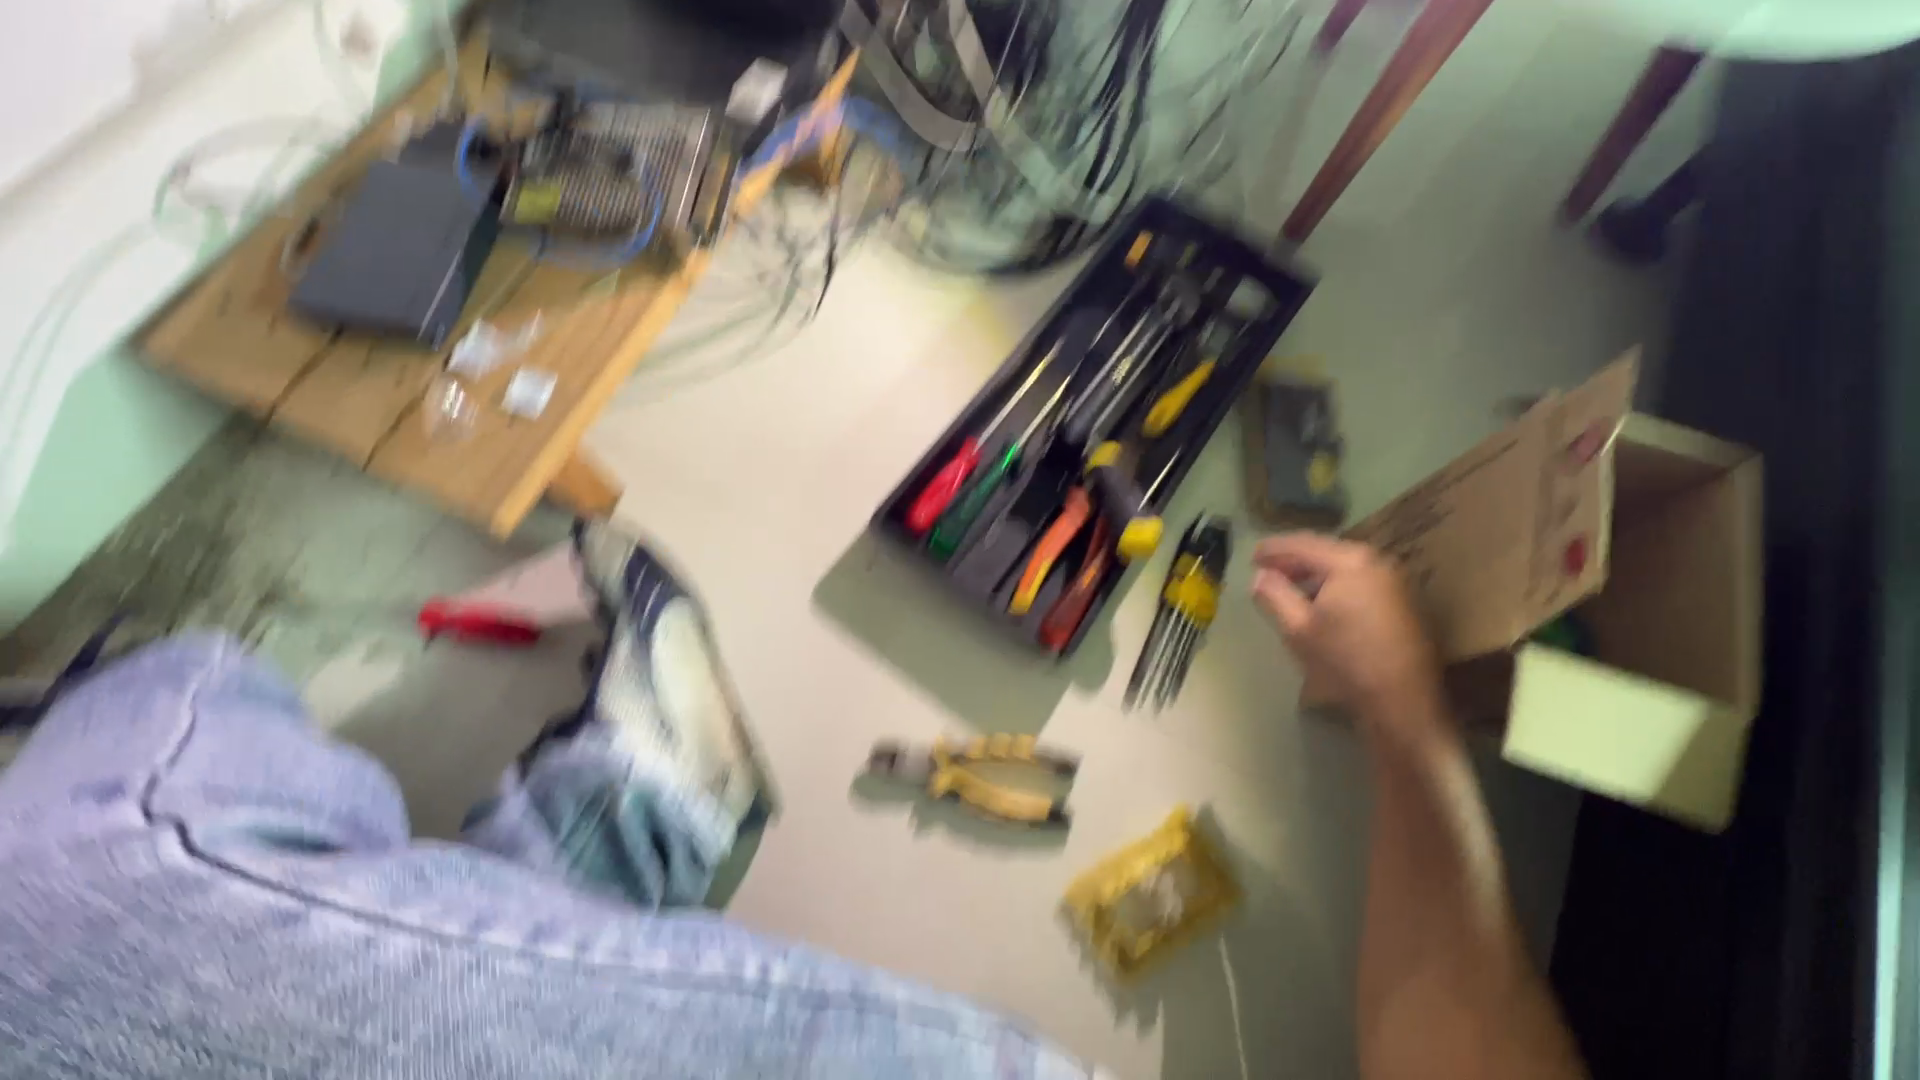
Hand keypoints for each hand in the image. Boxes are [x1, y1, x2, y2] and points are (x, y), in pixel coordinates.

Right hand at [1250, 533, 1443, 722]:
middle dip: (1294, 561)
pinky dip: (1335, 585)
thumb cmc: (1344, 660)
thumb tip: (1260, 576)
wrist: (1402, 701)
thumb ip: (1273, 595)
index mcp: (1350, 561)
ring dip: (1314, 575)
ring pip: (1344, 567)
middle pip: (1326, 552)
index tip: (1251, 557)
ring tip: (1290, 588)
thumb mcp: (1297, 628)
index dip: (1273, 549)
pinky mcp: (1403, 602)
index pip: (1302, 544)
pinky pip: (1360, 581)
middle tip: (1267, 572)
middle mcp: (1377, 562)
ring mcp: (1395, 581)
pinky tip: (1321, 603)